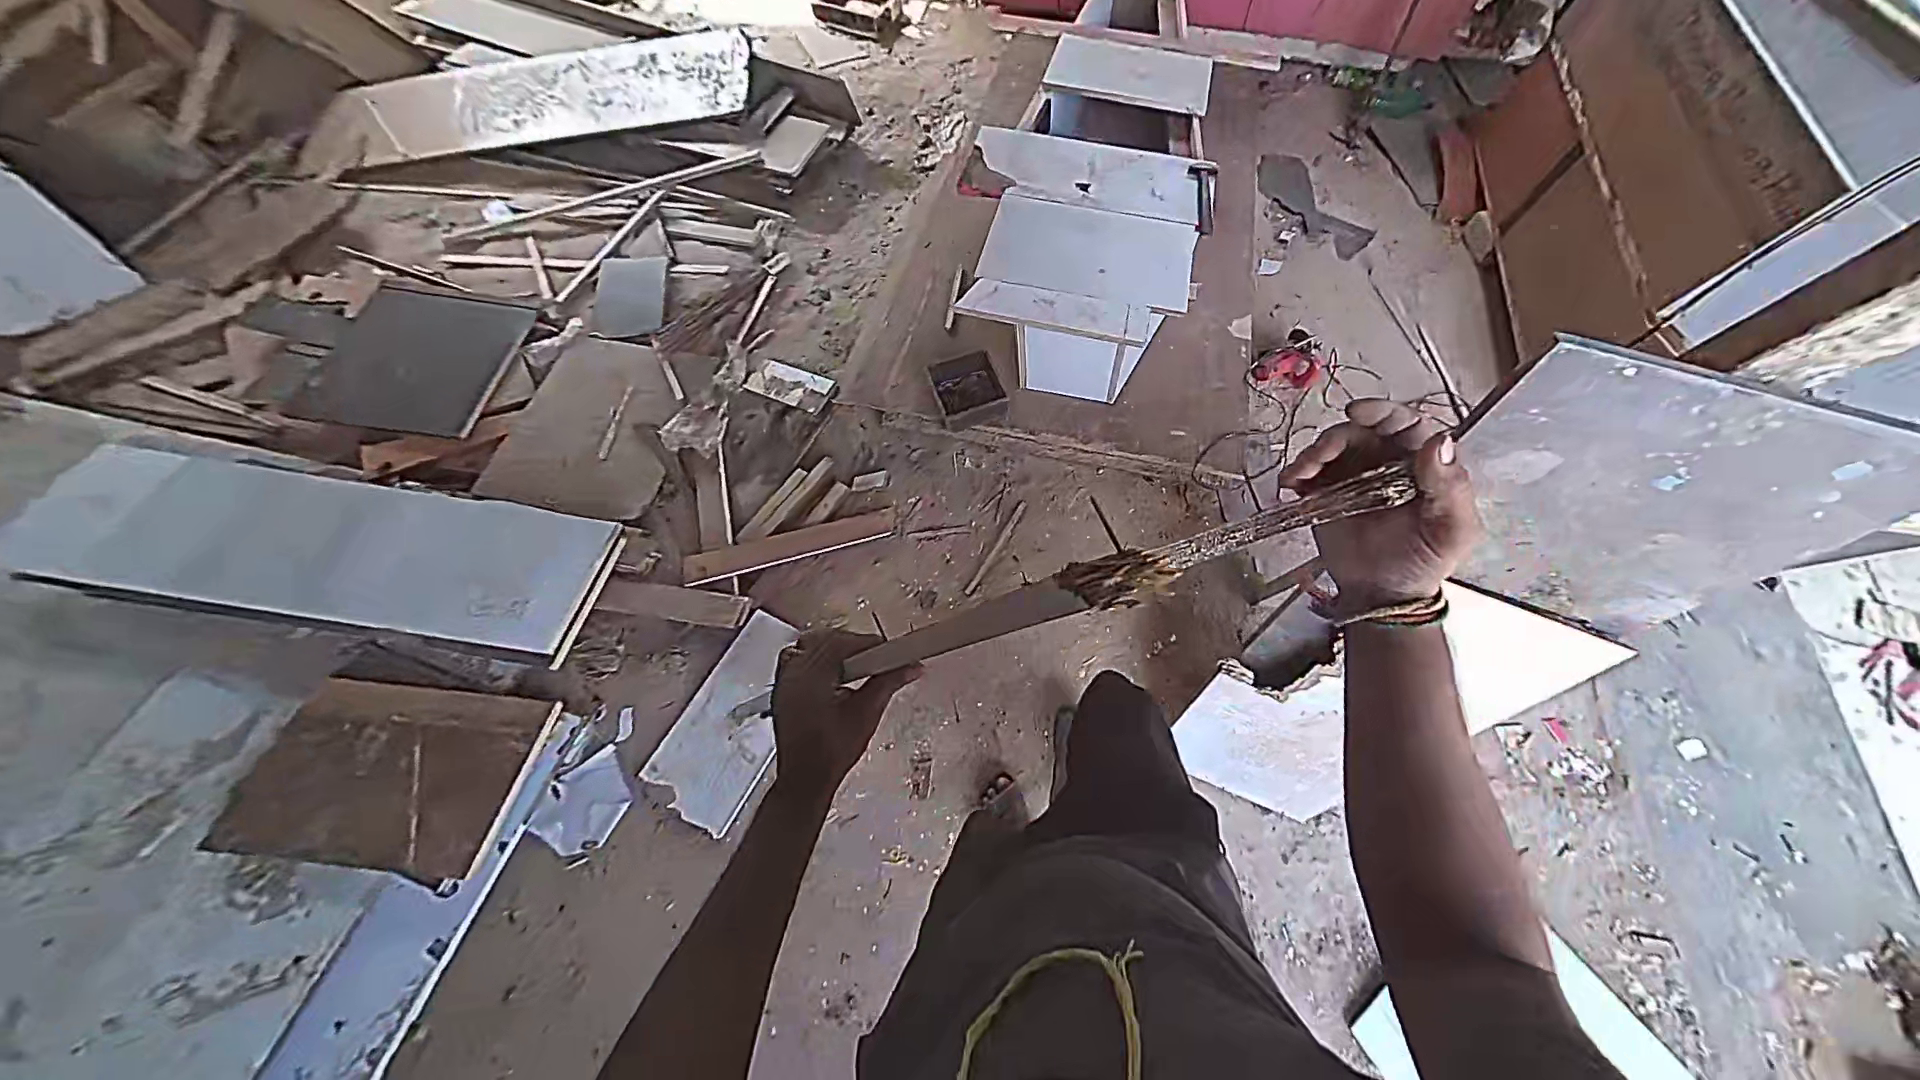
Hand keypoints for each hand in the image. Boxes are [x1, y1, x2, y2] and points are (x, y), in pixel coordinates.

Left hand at [769, 629, 922, 801]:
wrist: (806, 779)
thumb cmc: (829, 753)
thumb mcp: (867, 713)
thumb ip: (888, 683)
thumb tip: (908, 667)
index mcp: (813, 675)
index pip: (844, 642)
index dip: (870, 644)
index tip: (887, 650)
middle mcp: (794, 673)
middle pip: (827, 640)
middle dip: (854, 645)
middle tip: (876, 658)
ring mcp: (785, 681)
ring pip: (810, 645)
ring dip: (834, 649)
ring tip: (855, 665)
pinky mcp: (783, 689)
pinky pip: (797, 659)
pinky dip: (816, 658)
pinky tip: (831, 673)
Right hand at [1276, 399, 1480, 613]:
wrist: (1380, 592)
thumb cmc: (1422, 560)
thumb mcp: (1451, 527)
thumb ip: (1450, 486)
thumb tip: (1440, 441)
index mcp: (1420, 463)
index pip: (1405, 424)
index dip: (1382, 412)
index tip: (1357, 411)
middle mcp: (1384, 463)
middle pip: (1358, 432)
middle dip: (1334, 438)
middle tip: (1319, 457)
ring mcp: (1351, 477)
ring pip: (1328, 449)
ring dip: (1310, 456)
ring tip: (1300, 476)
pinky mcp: (1323, 494)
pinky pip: (1306, 473)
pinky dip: (1294, 473)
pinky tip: (1291, 484)